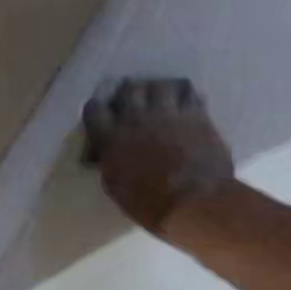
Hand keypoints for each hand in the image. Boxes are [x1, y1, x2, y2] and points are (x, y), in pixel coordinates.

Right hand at [82, 77, 234, 231]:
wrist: (194, 202)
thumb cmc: (151, 204)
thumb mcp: (117, 187)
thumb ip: (112, 162)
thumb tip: (111, 152)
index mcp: (112, 138)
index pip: (95, 110)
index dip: (98, 110)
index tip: (102, 115)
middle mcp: (136, 118)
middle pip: (129, 89)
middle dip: (130, 93)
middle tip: (134, 100)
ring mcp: (167, 113)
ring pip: (159, 85)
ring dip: (158, 90)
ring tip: (162, 98)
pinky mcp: (196, 114)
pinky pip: (189, 94)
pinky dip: (186, 97)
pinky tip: (187, 104)